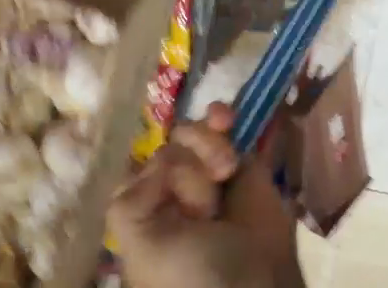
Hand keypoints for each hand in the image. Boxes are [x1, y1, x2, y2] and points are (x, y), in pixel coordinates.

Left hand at [108, 104, 300, 287]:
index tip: (172, 193)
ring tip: (227, 169)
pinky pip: (226, 127)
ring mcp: (207, 174)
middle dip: (189, 166)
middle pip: (173, 145)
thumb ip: (131, 202)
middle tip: (206, 205)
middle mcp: (172, 189)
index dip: (158, 171)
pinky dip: (223, 116)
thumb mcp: (144, 248)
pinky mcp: (241, 164)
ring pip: (198, 132)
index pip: (141, 164)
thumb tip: (164, 158)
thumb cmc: (192, 273)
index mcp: (142, 210)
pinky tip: (228, 118)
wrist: (256, 285)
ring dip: (209, 141)